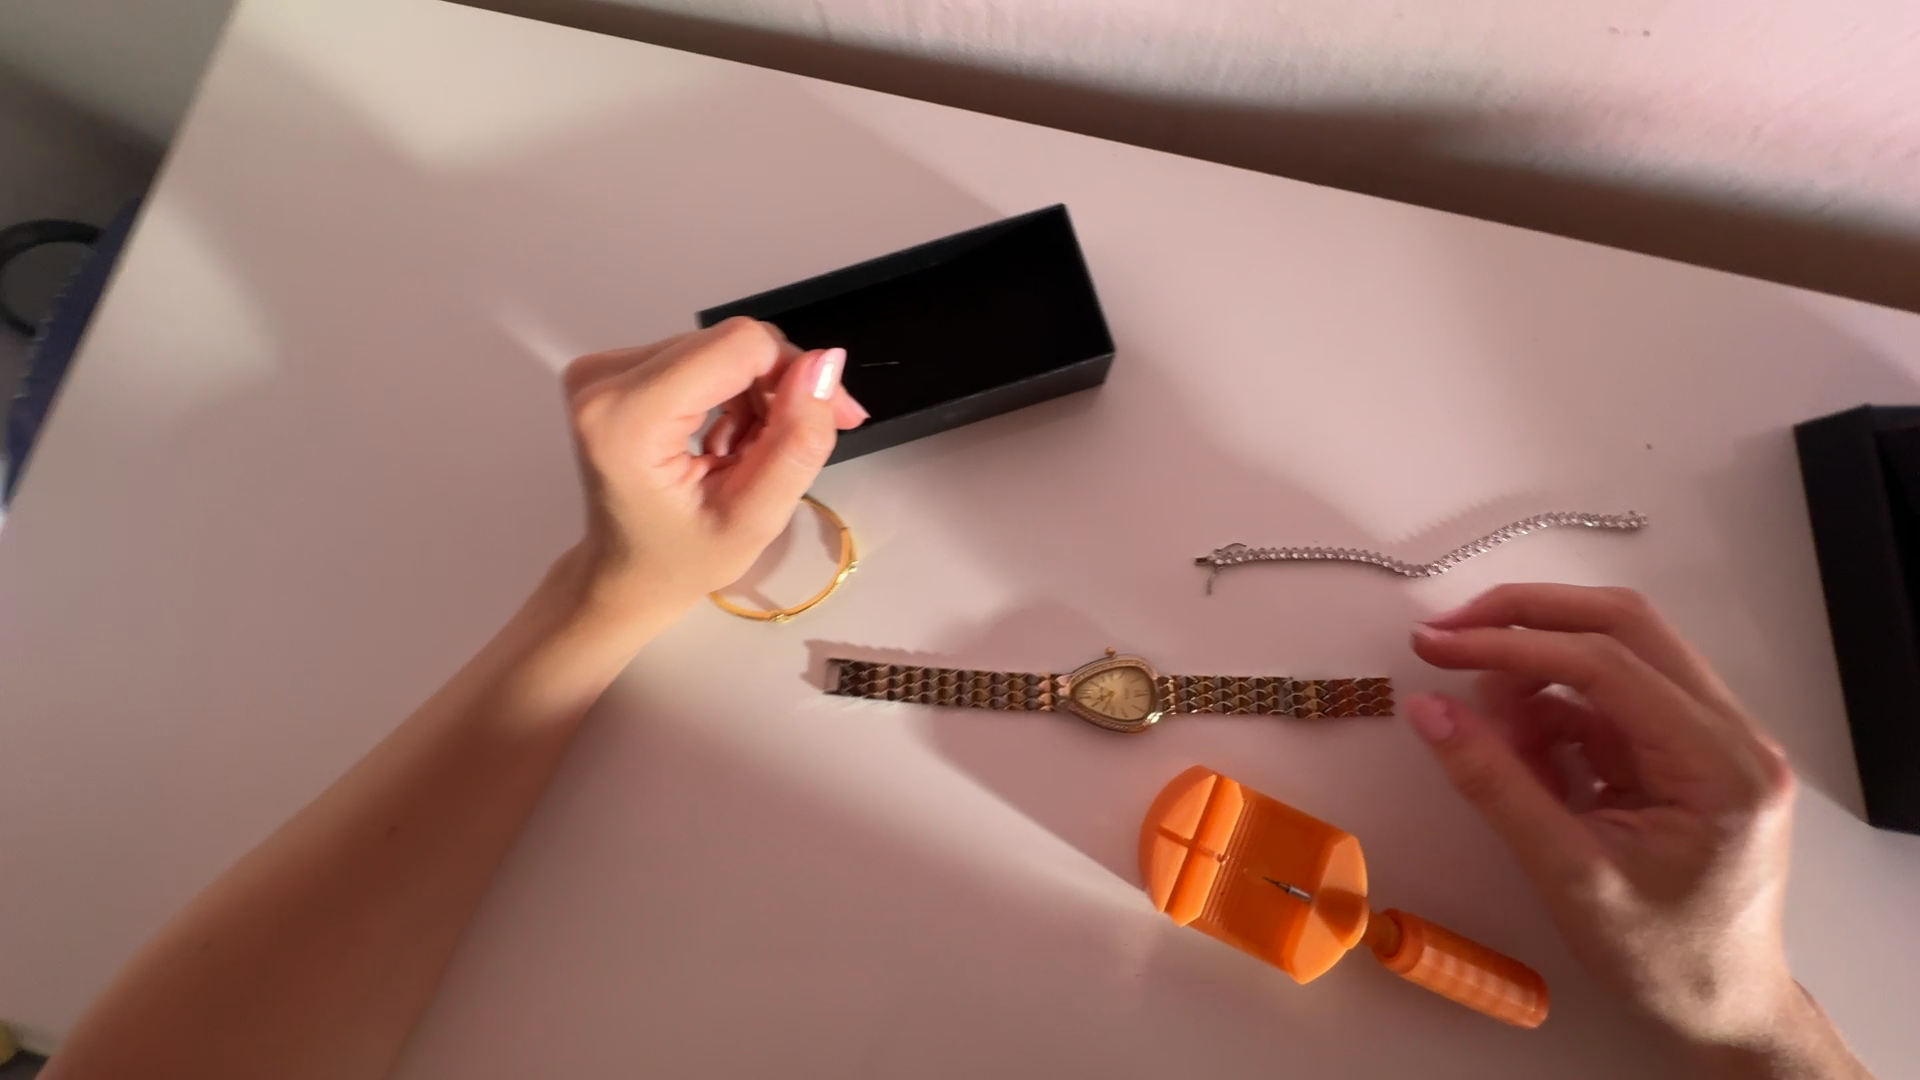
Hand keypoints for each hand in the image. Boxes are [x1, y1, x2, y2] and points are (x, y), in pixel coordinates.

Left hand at [557, 317, 867, 622]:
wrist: (627, 573)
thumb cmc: (686, 559)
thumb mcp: (758, 518)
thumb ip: (796, 442)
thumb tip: (827, 363)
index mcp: (628, 418)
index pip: (739, 346)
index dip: (798, 373)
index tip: (835, 417)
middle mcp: (604, 378)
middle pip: (731, 342)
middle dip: (783, 387)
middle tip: (805, 443)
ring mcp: (605, 368)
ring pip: (723, 348)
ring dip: (760, 395)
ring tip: (759, 453)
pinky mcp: (615, 368)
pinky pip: (704, 356)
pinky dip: (735, 392)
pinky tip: (734, 439)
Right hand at [1406, 585, 1866, 1075]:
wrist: (1720, 1007)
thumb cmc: (1655, 953)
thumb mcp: (1562, 869)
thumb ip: (1491, 781)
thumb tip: (1425, 708)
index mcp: (1717, 764)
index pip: (1606, 663)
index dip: (1509, 644)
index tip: (1433, 646)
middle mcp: (1726, 732)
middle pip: (1621, 623)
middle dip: (1523, 618)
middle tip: (1447, 635)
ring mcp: (1702, 734)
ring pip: (1608, 646)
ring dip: (1530, 669)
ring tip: (1489, 727)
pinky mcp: (1670, 744)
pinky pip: (1593, 693)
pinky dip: (1541, 706)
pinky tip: (1521, 753)